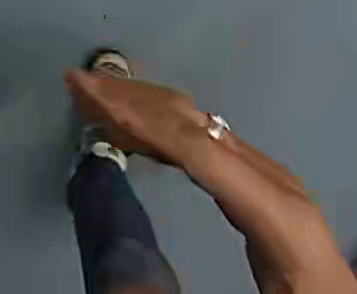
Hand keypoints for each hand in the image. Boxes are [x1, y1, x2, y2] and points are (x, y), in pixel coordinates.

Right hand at [64, 70, 356, 293]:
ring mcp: (268, 183)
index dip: (137, 118)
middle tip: (78, 83)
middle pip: (193, 123)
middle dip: (131, 98)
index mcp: (277, 214)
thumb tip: (115, 256)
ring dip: (140, 106)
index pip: (196, 147)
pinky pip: (202, 145)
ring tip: (93, 98)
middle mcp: (274, 184)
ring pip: (196, 126)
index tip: (88, 96)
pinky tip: (132, 130)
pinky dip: (158, 129)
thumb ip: (173, 287)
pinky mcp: (258, 192)